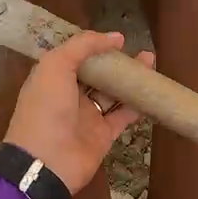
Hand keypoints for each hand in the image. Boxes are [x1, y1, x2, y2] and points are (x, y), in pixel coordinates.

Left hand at [4, 31, 146, 193]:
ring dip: (130, 79)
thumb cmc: (46, 107)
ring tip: (150, 62)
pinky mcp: (103, 135)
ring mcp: (87, 116)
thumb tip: (116, 37)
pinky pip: (123, 116)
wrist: (46, 161)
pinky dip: (137, 104)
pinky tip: (151, 90)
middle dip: (117, 62)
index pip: (76, 57)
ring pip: (113, 92)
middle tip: (140, 51)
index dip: (96, 47)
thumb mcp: (56, 65)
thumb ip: (83, 45)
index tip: (118, 40)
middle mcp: (70, 95)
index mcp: (53, 78)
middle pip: (98, 74)